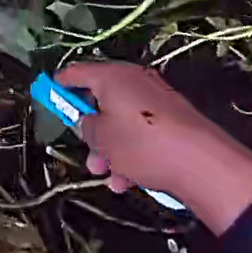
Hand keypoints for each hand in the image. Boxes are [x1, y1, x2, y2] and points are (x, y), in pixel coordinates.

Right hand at [54, 61, 251, 234]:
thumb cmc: (141, 144)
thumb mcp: (101, 138)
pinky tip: (130, 180)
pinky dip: (132, 151)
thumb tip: (87, 121)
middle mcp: (134, 80)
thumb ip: (86, 127)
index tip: (48, 93)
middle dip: (90, 129)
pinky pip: (141, 131)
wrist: (202, 163)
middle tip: (85, 151)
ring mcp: (156, 98)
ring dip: (110, 147)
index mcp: (112, 76)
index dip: (60, 84)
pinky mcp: (172, 119)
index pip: (77, 72)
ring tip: (108, 176)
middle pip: (101, 99)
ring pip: (121, 120)